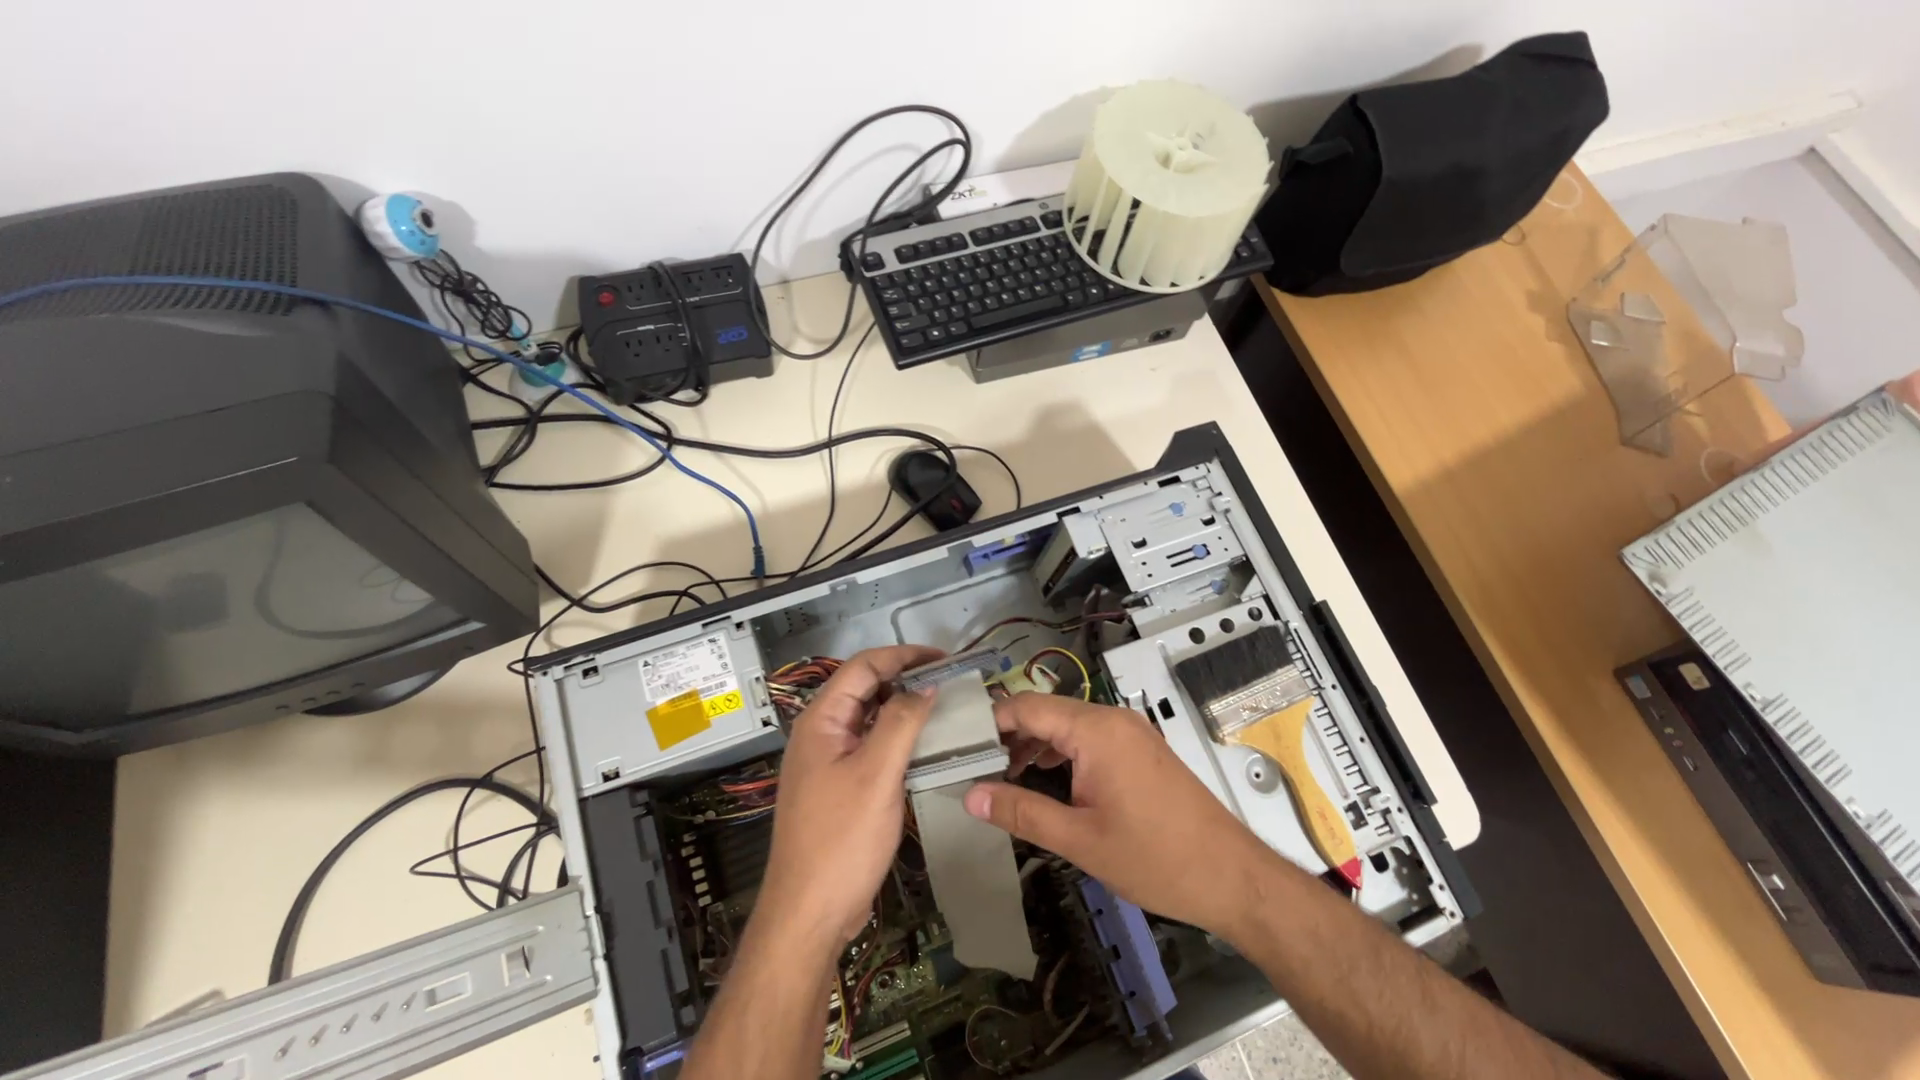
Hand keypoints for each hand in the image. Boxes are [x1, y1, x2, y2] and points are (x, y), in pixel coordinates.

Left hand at [760, 645, 942, 945]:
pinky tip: (925, 749)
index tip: (946, 659)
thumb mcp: (876, 775)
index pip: (863, 667)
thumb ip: (901, 723)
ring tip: (946, 711)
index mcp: (821, 721)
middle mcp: (820, 734)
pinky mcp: (838, 789)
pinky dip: (898, 740)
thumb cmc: (841, 840)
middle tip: (952, 683)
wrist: (809, 912)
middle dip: (906, 679)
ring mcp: (827, 763)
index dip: (903, 655)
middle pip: (865, 690)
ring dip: (904, 710)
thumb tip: (925, 686)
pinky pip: (870, 749)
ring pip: (869, 720)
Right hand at [962, 693, 1273, 934]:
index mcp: (1096, 731)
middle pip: (1046, 712)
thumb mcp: (1079, 840)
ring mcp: (1132, 733)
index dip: (987, 721)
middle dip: (1006, 735)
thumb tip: (970, 796)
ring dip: (1033, 746)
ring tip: (998, 778)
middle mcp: (1113, 720)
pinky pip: (1089, 740)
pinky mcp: (1142, 751)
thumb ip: (1021, 811)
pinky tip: (1041, 782)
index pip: (1026, 706)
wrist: (1232, 876)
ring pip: (1067, 726)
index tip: (953, 743)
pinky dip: (1061, 754)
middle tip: (968, 765)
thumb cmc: (1155, 858)